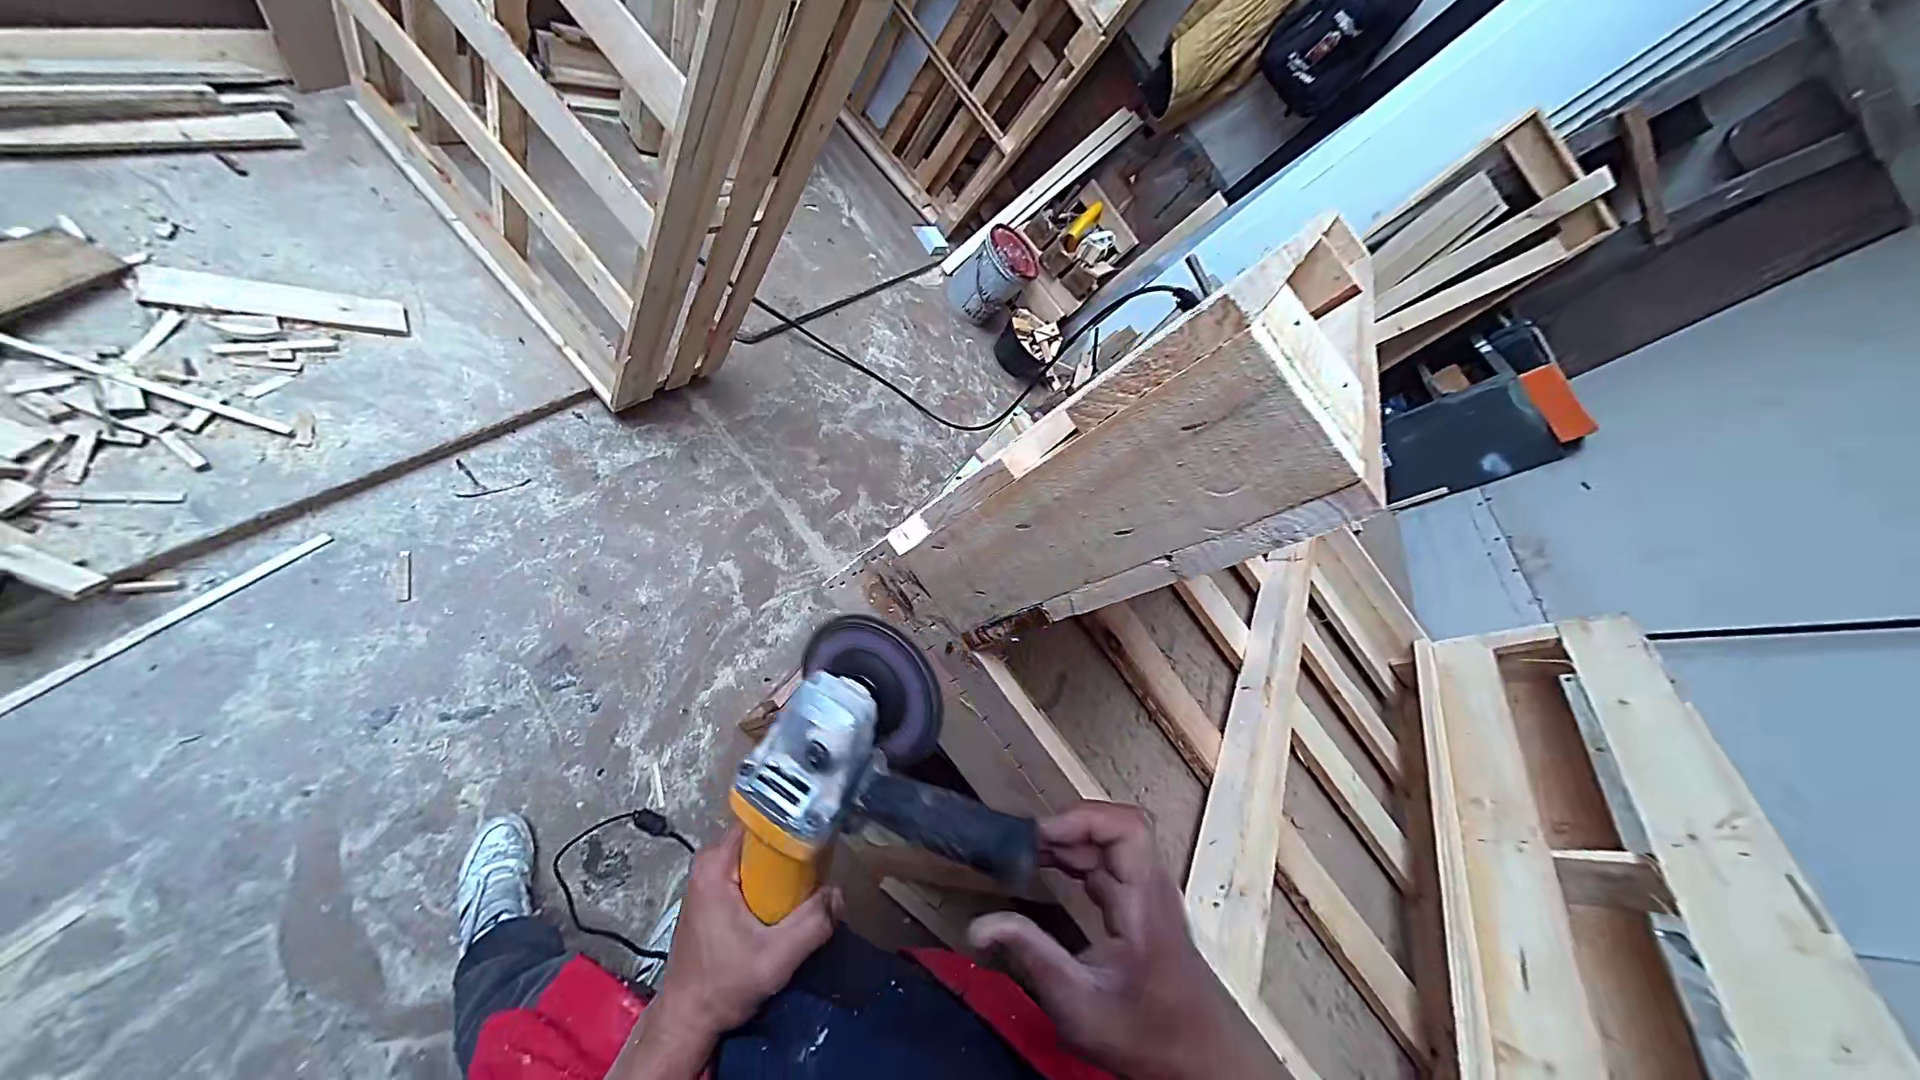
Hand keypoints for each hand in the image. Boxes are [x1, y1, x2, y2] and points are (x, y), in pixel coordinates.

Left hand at [654, 825, 840, 1034]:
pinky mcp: (715, 893)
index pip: (763, 821)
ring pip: (761, 857)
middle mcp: (709, 862)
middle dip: (792, 856)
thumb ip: (813, 923)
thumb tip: (838, 893)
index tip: (818, 846)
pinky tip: (783, 910)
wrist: (687, 1022)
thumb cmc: (721, 987)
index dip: (794, 829)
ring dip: (784, 874)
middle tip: (812, 880)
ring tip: (801, 897)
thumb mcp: (776, 958)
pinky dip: (772, 886)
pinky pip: (753, 872)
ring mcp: (710, 878)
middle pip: (765, 839)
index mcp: (715, 863)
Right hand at [967, 802, 1285, 1079]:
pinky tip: (1048, 867)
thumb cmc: (1148, 1037)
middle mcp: (1149, 886)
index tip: (1040, 835)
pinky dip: (1074, 856)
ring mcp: (1146, 892)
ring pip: (1108, 840)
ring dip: (1068, 839)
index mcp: (1144, 902)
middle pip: (1113, 825)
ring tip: (1028, 853)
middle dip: (1065, 827)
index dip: (1081, 818)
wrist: (1201, 1061)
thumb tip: (980, 927)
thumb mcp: (1080, 1006)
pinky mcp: (1139, 902)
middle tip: (1023, 845)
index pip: (1126, 828)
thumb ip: (1032, 958)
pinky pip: (1106, 860)